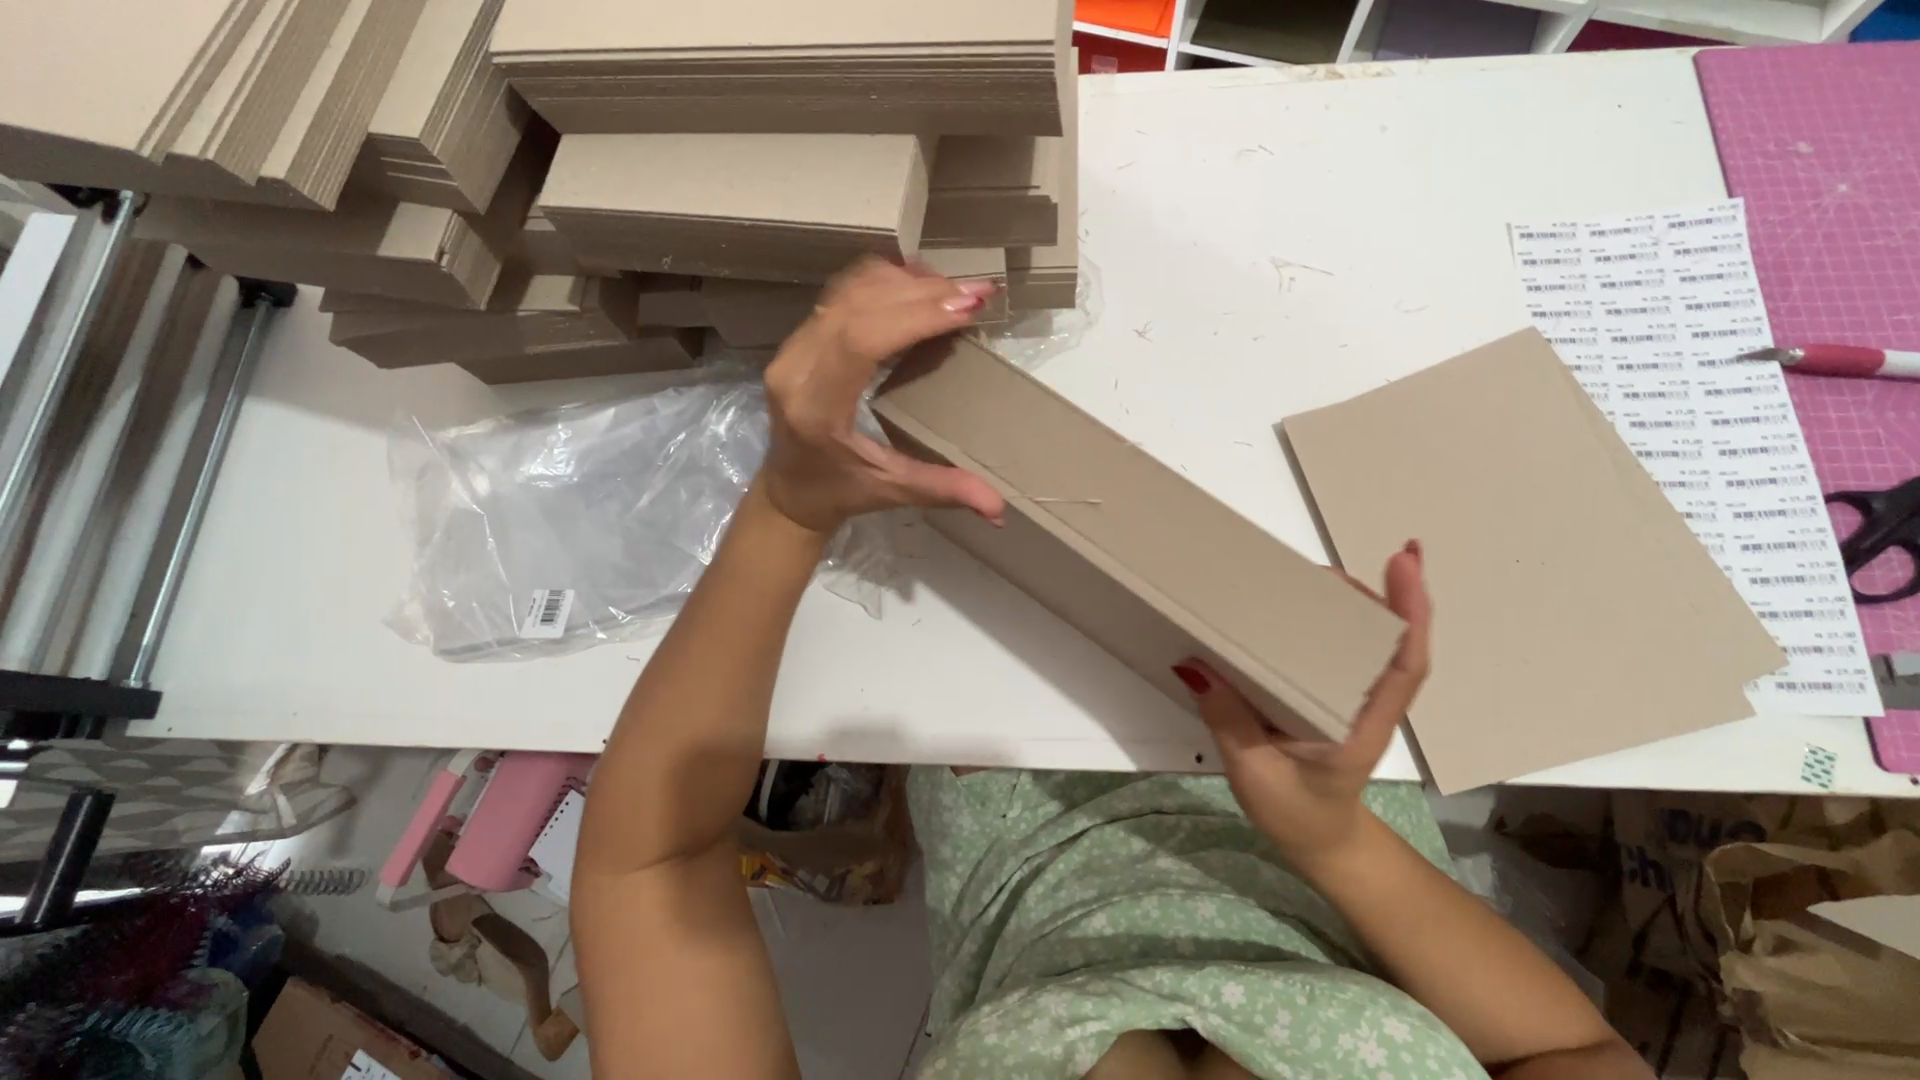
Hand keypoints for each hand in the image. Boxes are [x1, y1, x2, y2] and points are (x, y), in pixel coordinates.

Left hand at [759, 259, 1006, 532]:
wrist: (788, 490)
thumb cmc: (838, 492)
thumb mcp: (892, 492)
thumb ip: (944, 490)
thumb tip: (999, 508)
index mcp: (815, 409)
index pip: (861, 342)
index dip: (915, 317)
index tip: (967, 308)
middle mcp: (796, 370)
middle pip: (857, 308)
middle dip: (921, 294)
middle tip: (977, 293)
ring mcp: (791, 349)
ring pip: (847, 292)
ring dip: (903, 282)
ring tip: (953, 289)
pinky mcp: (797, 339)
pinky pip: (839, 295)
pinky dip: (882, 283)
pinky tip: (919, 286)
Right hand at [1174, 541, 1430, 866]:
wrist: (1321, 841)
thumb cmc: (1296, 812)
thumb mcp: (1255, 771)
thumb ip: (1229, 719)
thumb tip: (1195, 664)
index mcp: (1361, 725)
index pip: (1402, 665)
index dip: (1409, 613)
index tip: (1404, 564)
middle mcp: (1368, 705)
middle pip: (1393, 642)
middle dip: (1386, 593)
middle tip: (1354, 557)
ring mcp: (1355, 700)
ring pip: (1373, 645)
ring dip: (1364, 603)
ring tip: (1327, 569)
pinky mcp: (1335, 697)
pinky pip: (1345, 654)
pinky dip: (1341, 622)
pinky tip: (1314, 603)